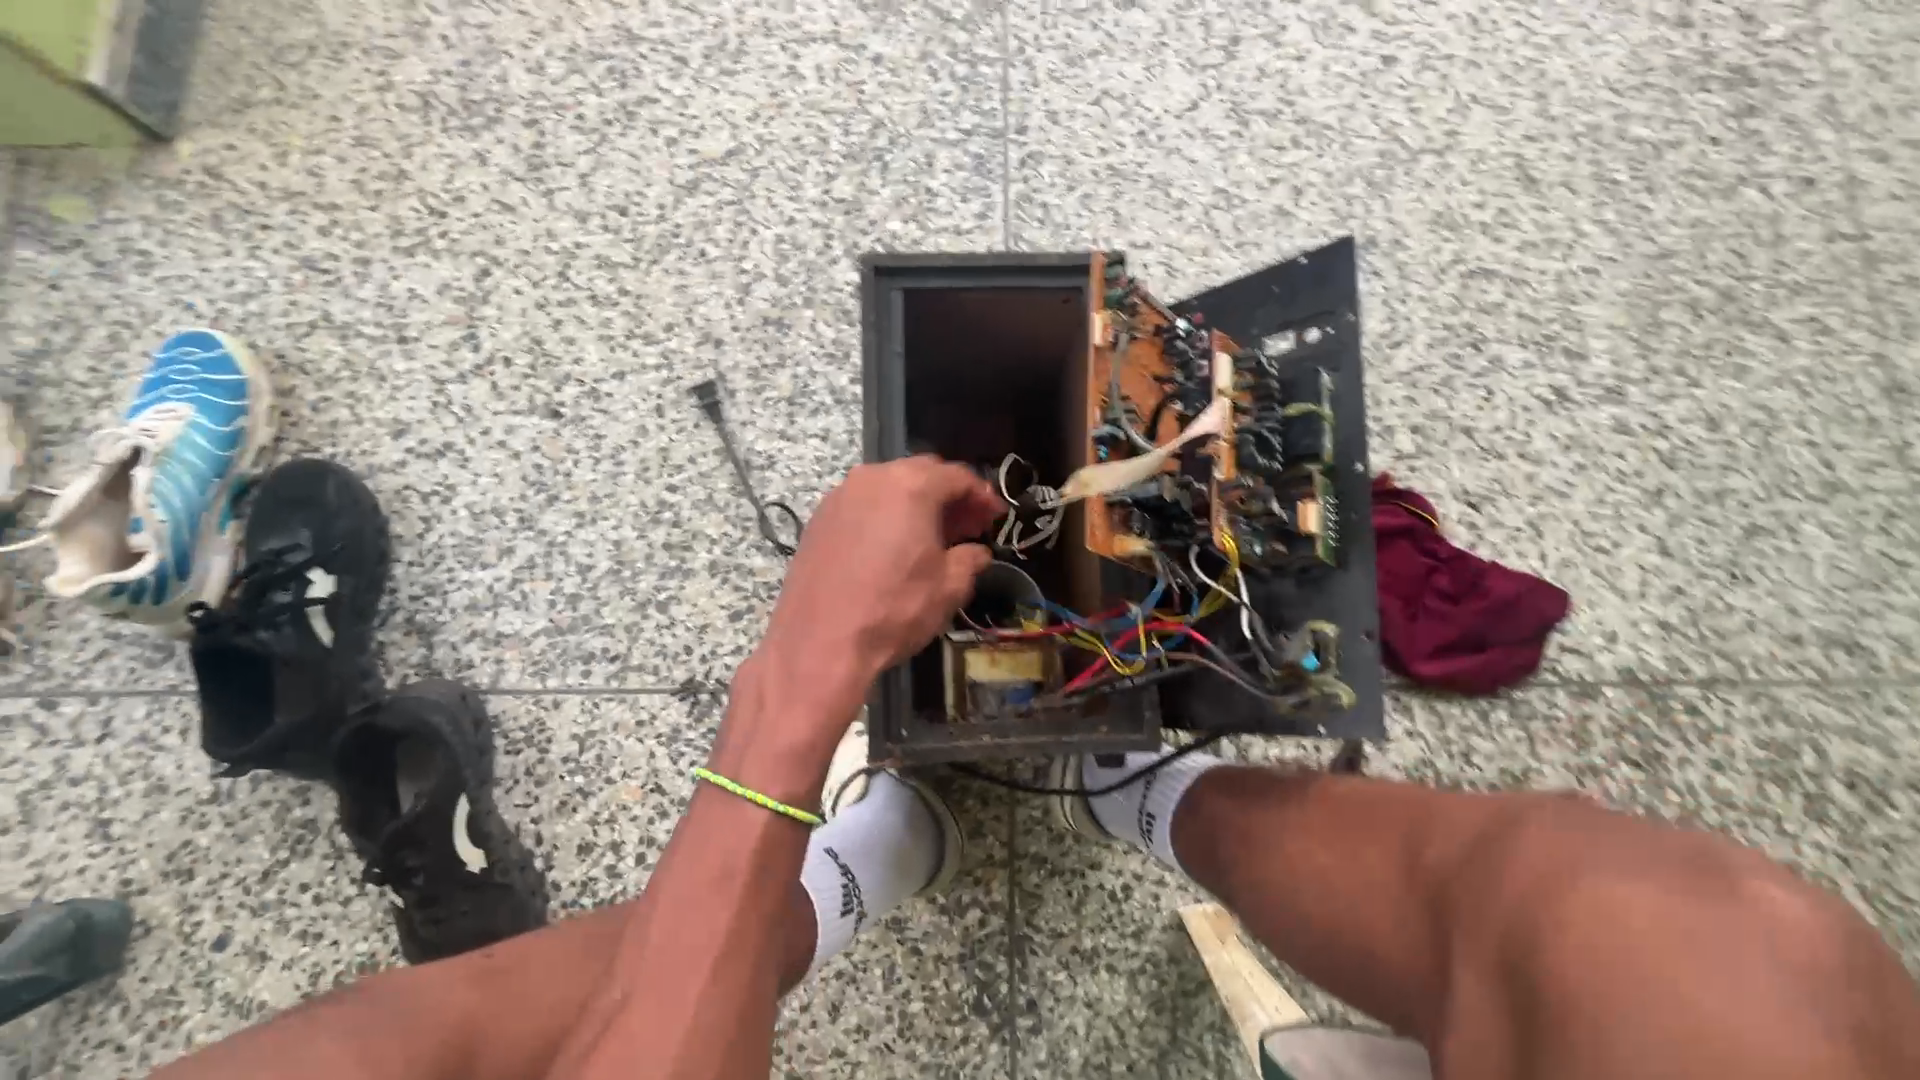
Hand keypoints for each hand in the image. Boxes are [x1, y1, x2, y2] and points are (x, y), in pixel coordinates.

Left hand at [734, 456, 1001, 755]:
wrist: (819, 643)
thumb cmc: (893, 610)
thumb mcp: (949, 588)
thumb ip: (969, 560)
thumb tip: (976, 553)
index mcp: (911, 486)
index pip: (957, 476)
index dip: (982, 495)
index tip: (994, 516)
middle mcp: (872, 479)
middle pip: (920, 474)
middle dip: (948, 496)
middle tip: (967, 526)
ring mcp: (839, 497)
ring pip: (887, 488)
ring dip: (914, 505)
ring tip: (930, 538)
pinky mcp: (817, 521)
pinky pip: (861, 507)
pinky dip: (884, 517)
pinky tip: (892, 548)